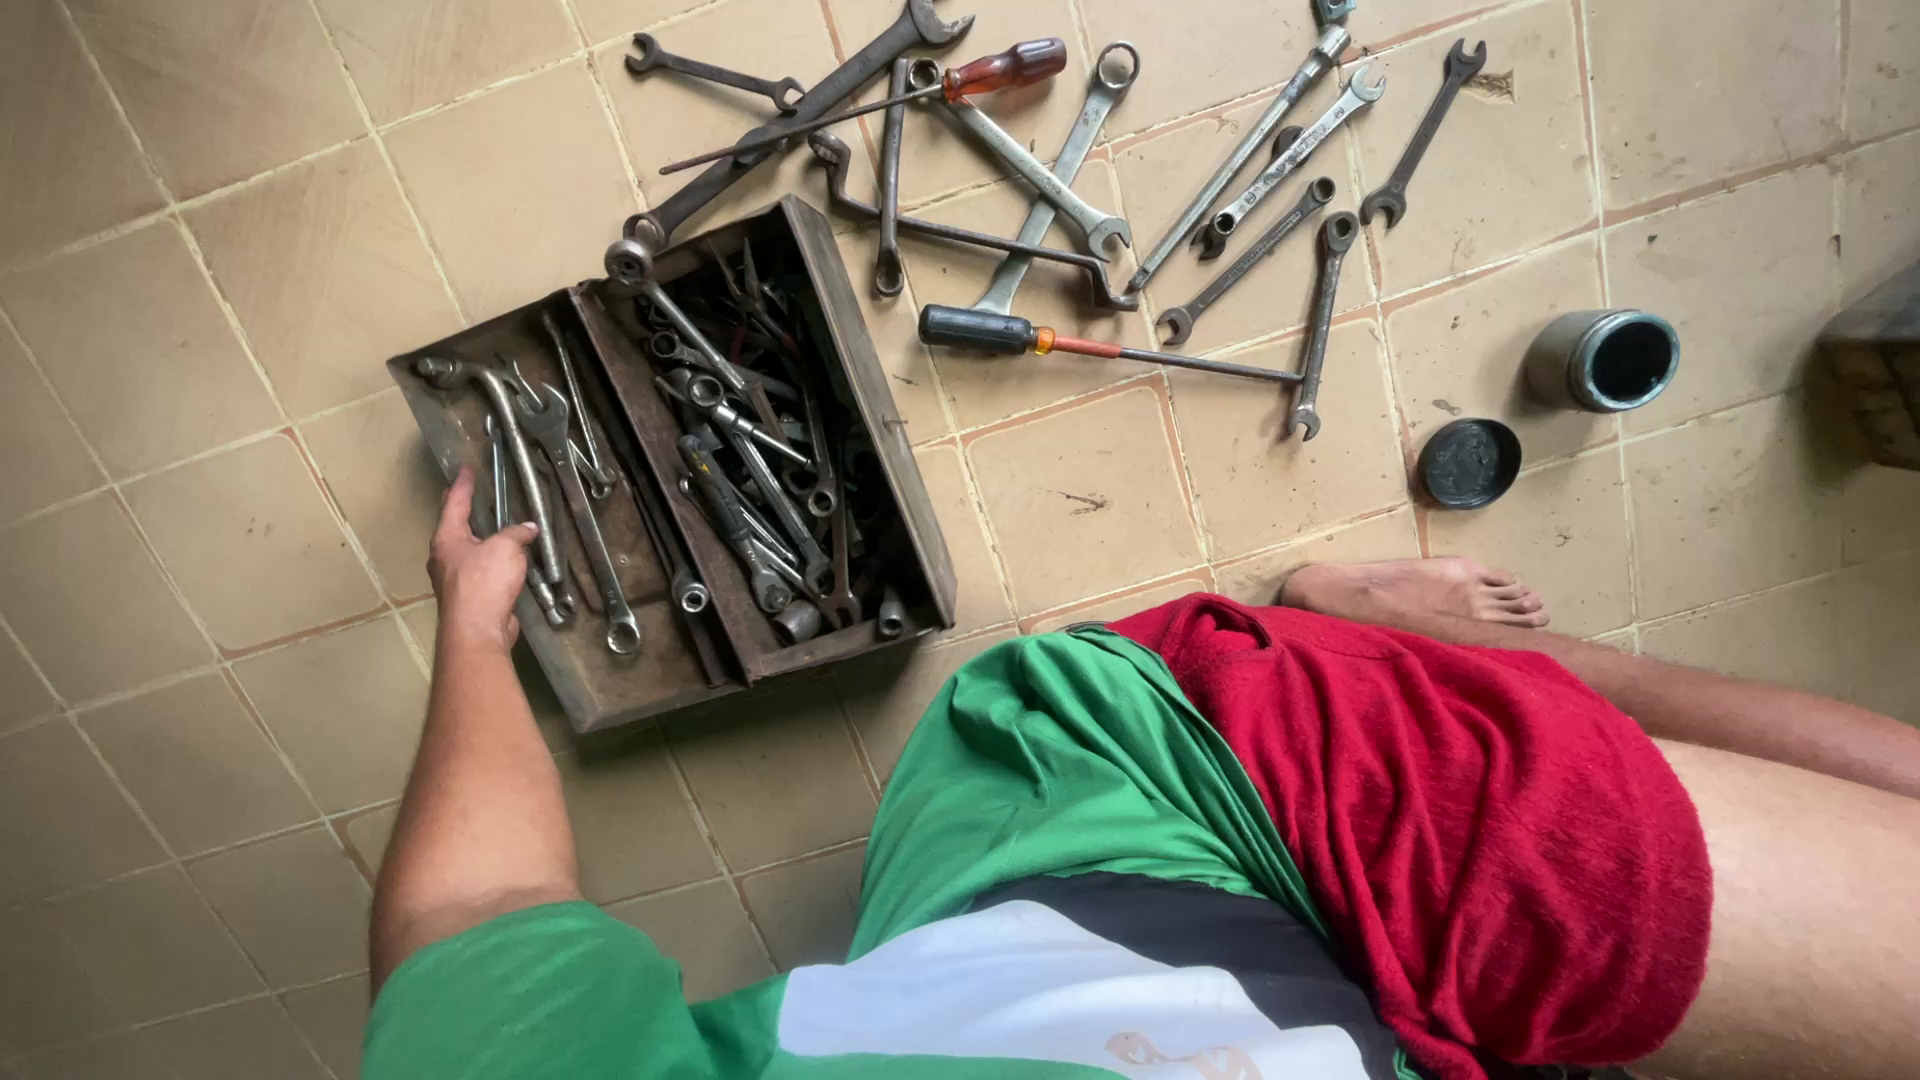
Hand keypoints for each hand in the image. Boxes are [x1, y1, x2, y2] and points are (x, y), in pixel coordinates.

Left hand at [428, 467, 539, 653]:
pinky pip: (480, 570)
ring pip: (466, 550)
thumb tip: (529, 528)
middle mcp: (445, 557)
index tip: (465, 470)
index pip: (455, 504)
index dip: (462, 486)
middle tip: (467, 495)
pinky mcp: (468, 596)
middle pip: (453, 527)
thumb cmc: (484, 581)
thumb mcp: (505, 548)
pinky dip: (490, 561)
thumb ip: (517, 534)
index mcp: (447, 539)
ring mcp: (453, 578)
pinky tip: (503, 563)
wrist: (477, 627)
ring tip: (491, 529)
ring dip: (477, 539)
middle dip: (460, 512)